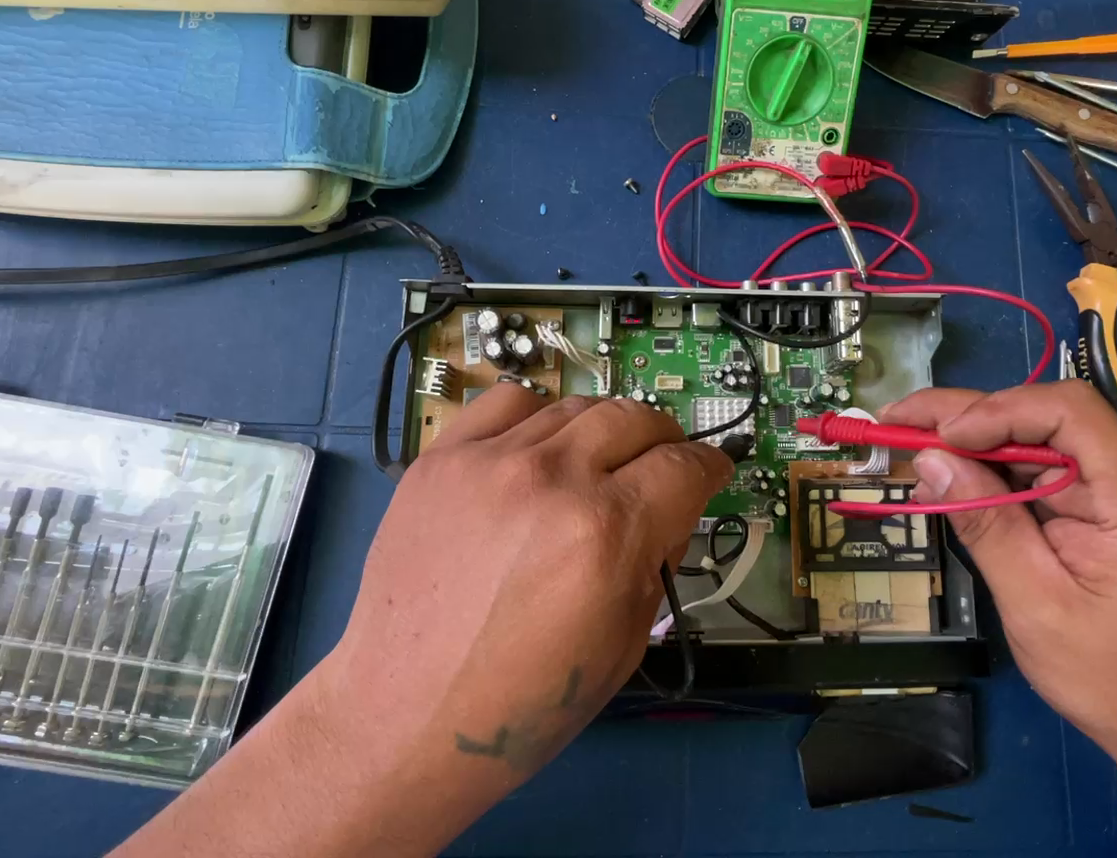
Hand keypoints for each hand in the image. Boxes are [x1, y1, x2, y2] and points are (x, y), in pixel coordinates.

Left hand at [114, 384, 730, 857]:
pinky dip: (539, 415)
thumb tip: (669, 507)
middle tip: (661, 464)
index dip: (710, 466)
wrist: (406, 715)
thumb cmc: (525, 699)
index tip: (710, 472)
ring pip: (577, 405)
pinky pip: (510, 401)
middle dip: (665, 439)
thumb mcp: (626, 641)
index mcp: (607, 532)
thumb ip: (657, 557)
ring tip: (599, 460)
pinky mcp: (443, 458)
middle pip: (636, 418)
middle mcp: (553, 479)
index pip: (685, 466)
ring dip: (605, 428)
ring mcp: (491, 460)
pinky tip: (537, 448)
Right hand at [881, 381, 1116, 765]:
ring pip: (1042, 446)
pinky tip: (956, 481)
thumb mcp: (1035, 605)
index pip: (1071, 412)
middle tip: (897, 421)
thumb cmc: (1112, 679)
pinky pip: (1049, 478)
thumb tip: (929, 458)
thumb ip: (984, 525)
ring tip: (914, 448)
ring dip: (977, 447)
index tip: (940, 435)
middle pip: (1049, 421)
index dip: (999, 409)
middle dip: (970, 419)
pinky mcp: (1111, 515)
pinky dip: (998, 478)